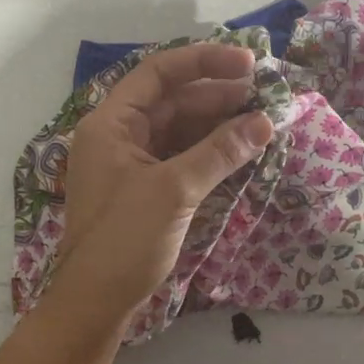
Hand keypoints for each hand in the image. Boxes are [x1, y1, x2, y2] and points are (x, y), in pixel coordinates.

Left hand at [45, 43, 274, 331]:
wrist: (96, 302)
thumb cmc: (125, 240)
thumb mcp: (174, 190)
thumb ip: (219, 152)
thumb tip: (263, 122)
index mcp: (110, 123)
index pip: (158, 73)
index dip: (204, 61)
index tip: (249, 64)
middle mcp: (119, 135)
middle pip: (172, 100)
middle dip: (219, 95)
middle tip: (267, 96)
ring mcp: (131, 163)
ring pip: (180, 130)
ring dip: (219, 124)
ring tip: (263, 120)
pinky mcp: (145, 189)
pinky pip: (181, 157)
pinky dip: (210, 153)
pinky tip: (243, 150)